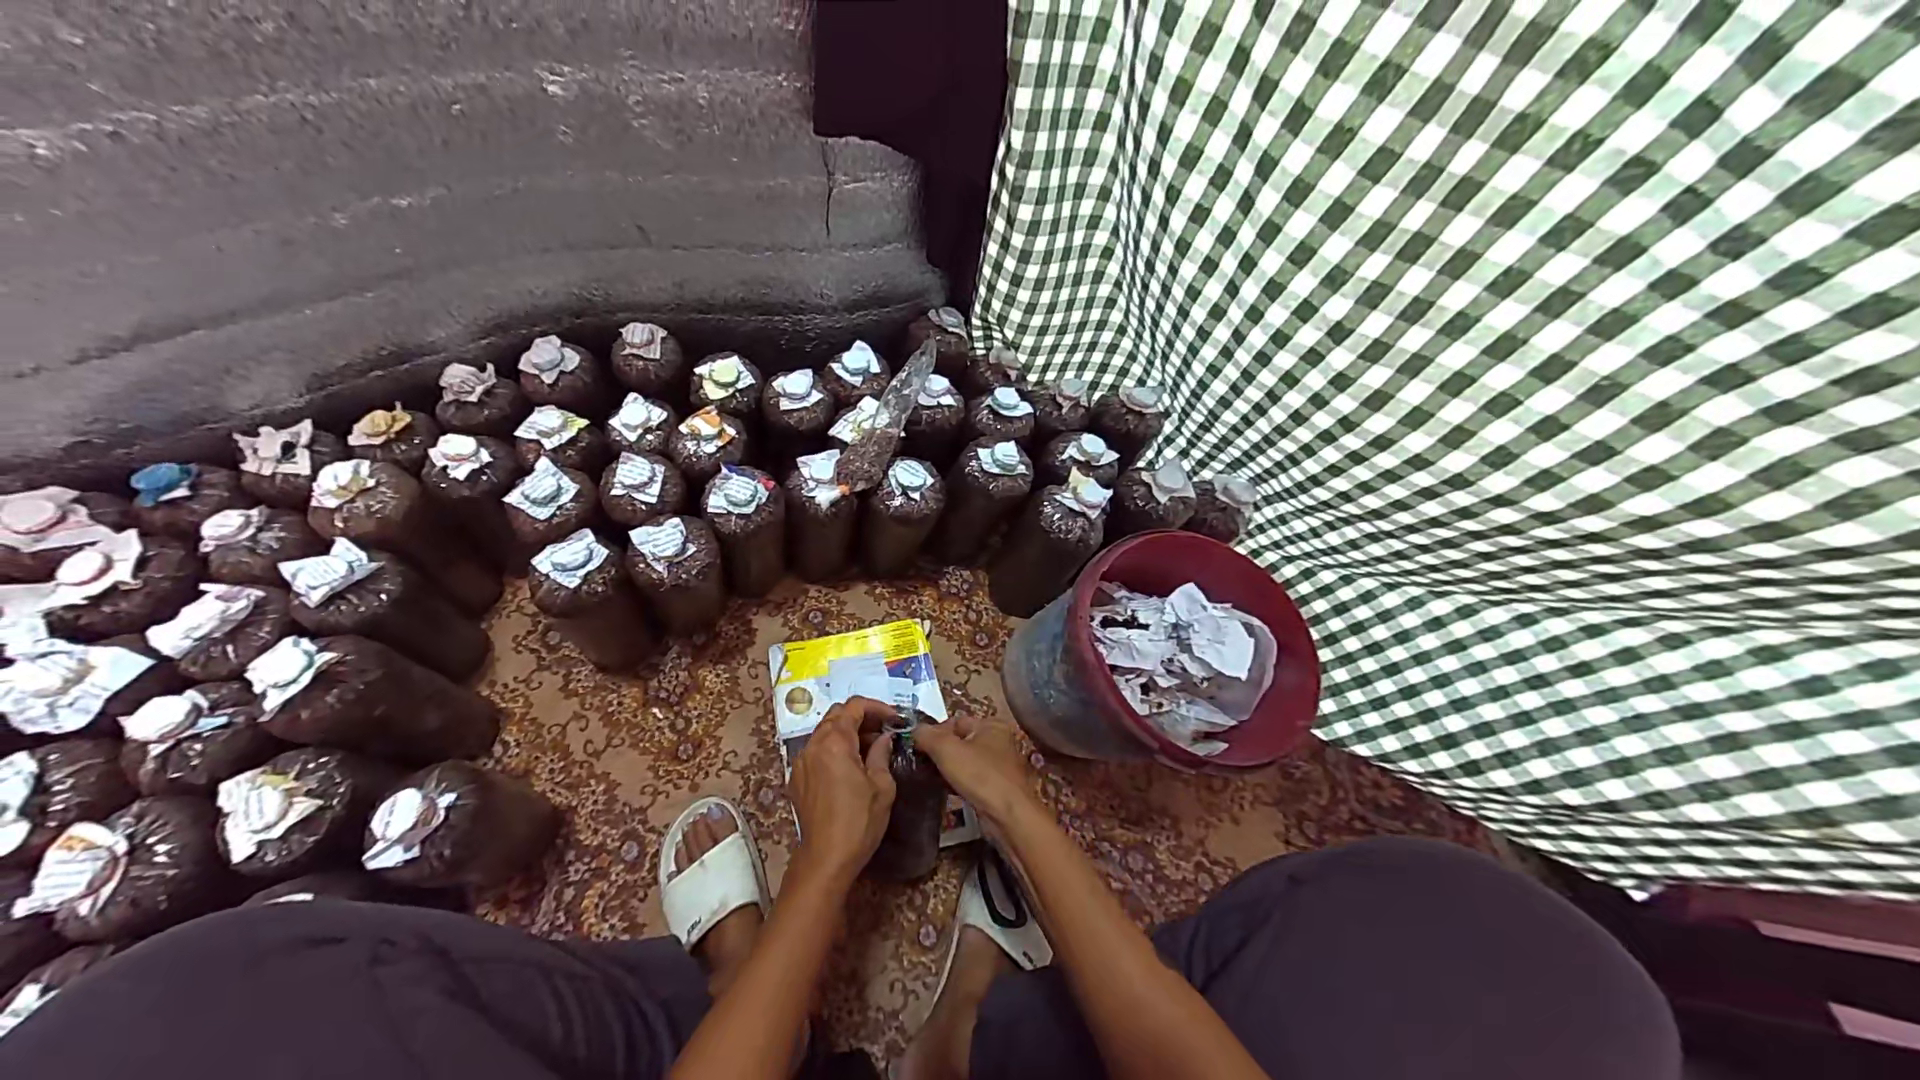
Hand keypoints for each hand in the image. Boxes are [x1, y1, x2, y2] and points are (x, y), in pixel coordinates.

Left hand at [787, 696, 896, 885]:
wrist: (826, 858)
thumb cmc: (859, 822)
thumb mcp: (882, 786)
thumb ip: (881, 754)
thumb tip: (884, 738)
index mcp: (835, 743)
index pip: (854, 707)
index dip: (877, 708)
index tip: (894, 719)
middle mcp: (813, 746)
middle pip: (836, 715)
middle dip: (861, 718)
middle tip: (884, 732)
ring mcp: (801, 762)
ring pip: (825, 732)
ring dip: (847, 733)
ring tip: (870, 749)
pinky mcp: (797, 779)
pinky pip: (816, 751)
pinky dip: (834, 749)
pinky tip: (850, 767)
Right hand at [912, 713, 1038, 829]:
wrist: (1008, 816)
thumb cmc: (979, 775)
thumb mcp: (946, 749)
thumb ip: (926, 735)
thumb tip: (914, 730)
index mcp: (991, 725)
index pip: (955, 721)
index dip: (934, 732)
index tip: (918, 747)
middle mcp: (998, 741)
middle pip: (960, 741)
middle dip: (940, 751)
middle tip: (921, 763)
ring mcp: (999, 765)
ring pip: (965, 761)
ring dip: (947, 768)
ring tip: (930, 777)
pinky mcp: (997, 787)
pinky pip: (971, 779)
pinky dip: (958, 782)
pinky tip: (946, 790)